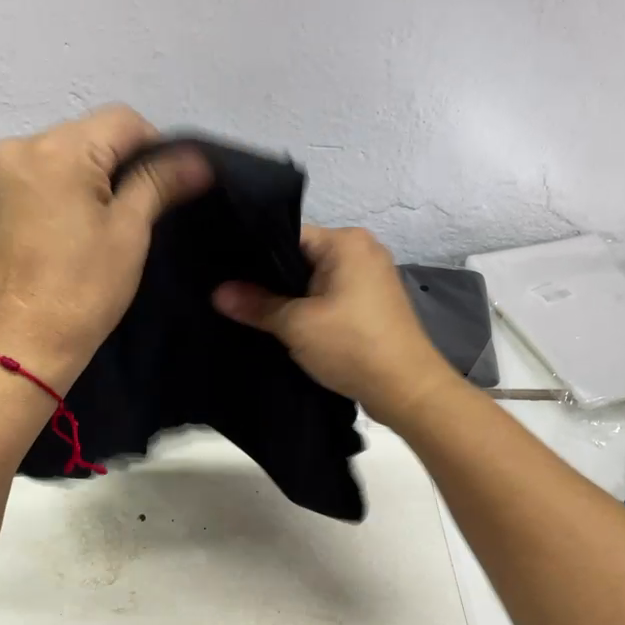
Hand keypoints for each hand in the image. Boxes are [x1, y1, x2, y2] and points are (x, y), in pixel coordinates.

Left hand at [0, 105, 210, 384]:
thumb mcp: (130, 231)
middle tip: (142, 210)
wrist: (26, 342)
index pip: (123, 120)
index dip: (156, 147)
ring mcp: (2, 171)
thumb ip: (160, 182)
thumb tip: (197, 158)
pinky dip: (66, 189)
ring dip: (94, 176)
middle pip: (91, 134)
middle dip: (121, 162)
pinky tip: (78, 226)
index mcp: (57, 149)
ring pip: (66, 153)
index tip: (169, 188)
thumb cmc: (84, 289)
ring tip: (108, 221)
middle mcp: (22, 145)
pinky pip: (43, 174)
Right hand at [212, 226, 455, 425]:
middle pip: (301, 258)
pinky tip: (286, 327)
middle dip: (270, 279)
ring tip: (252, 311)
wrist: (406, 389)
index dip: (254, 256)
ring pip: (316, 281)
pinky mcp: (373, 304)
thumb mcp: (296, 325)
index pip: (287, 235)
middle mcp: (362, 250)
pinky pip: (331, 298)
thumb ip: (257, 305)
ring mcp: (372, 278)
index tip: (225, 273)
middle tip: (232, 295)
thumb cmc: (352, 346)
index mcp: (346, 241)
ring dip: (291, 298)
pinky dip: (311, 310)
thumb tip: (218, 293)